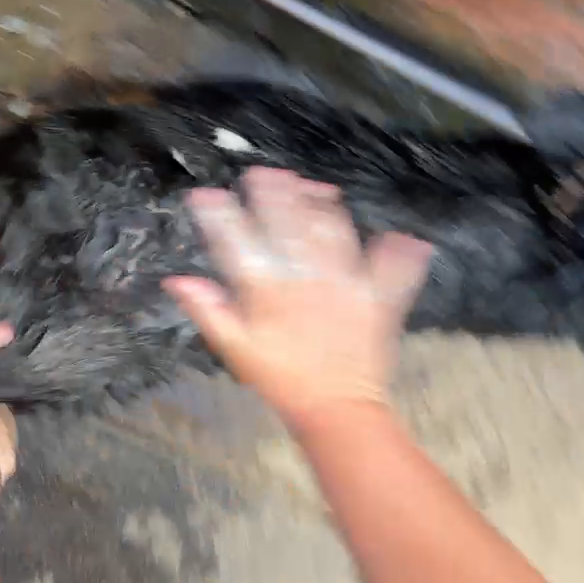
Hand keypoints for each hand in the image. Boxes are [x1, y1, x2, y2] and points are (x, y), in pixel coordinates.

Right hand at [164, 167, 434, 428]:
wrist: (337, 410)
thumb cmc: (279, 376)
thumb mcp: (234, 347)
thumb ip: (209, 310)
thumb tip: (178, 279)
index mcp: (268, 294)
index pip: (238, 246)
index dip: (221, 218)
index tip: (208, 194)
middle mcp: (305, 284)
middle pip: (287, 231)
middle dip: (275, 198)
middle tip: (265, 172)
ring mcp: (344, 291)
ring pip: (333, 241)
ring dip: (323, 211)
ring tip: (314, 186)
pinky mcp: (376, 304)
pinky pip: (390, 277)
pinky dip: (398, 256)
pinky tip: (406, 236)